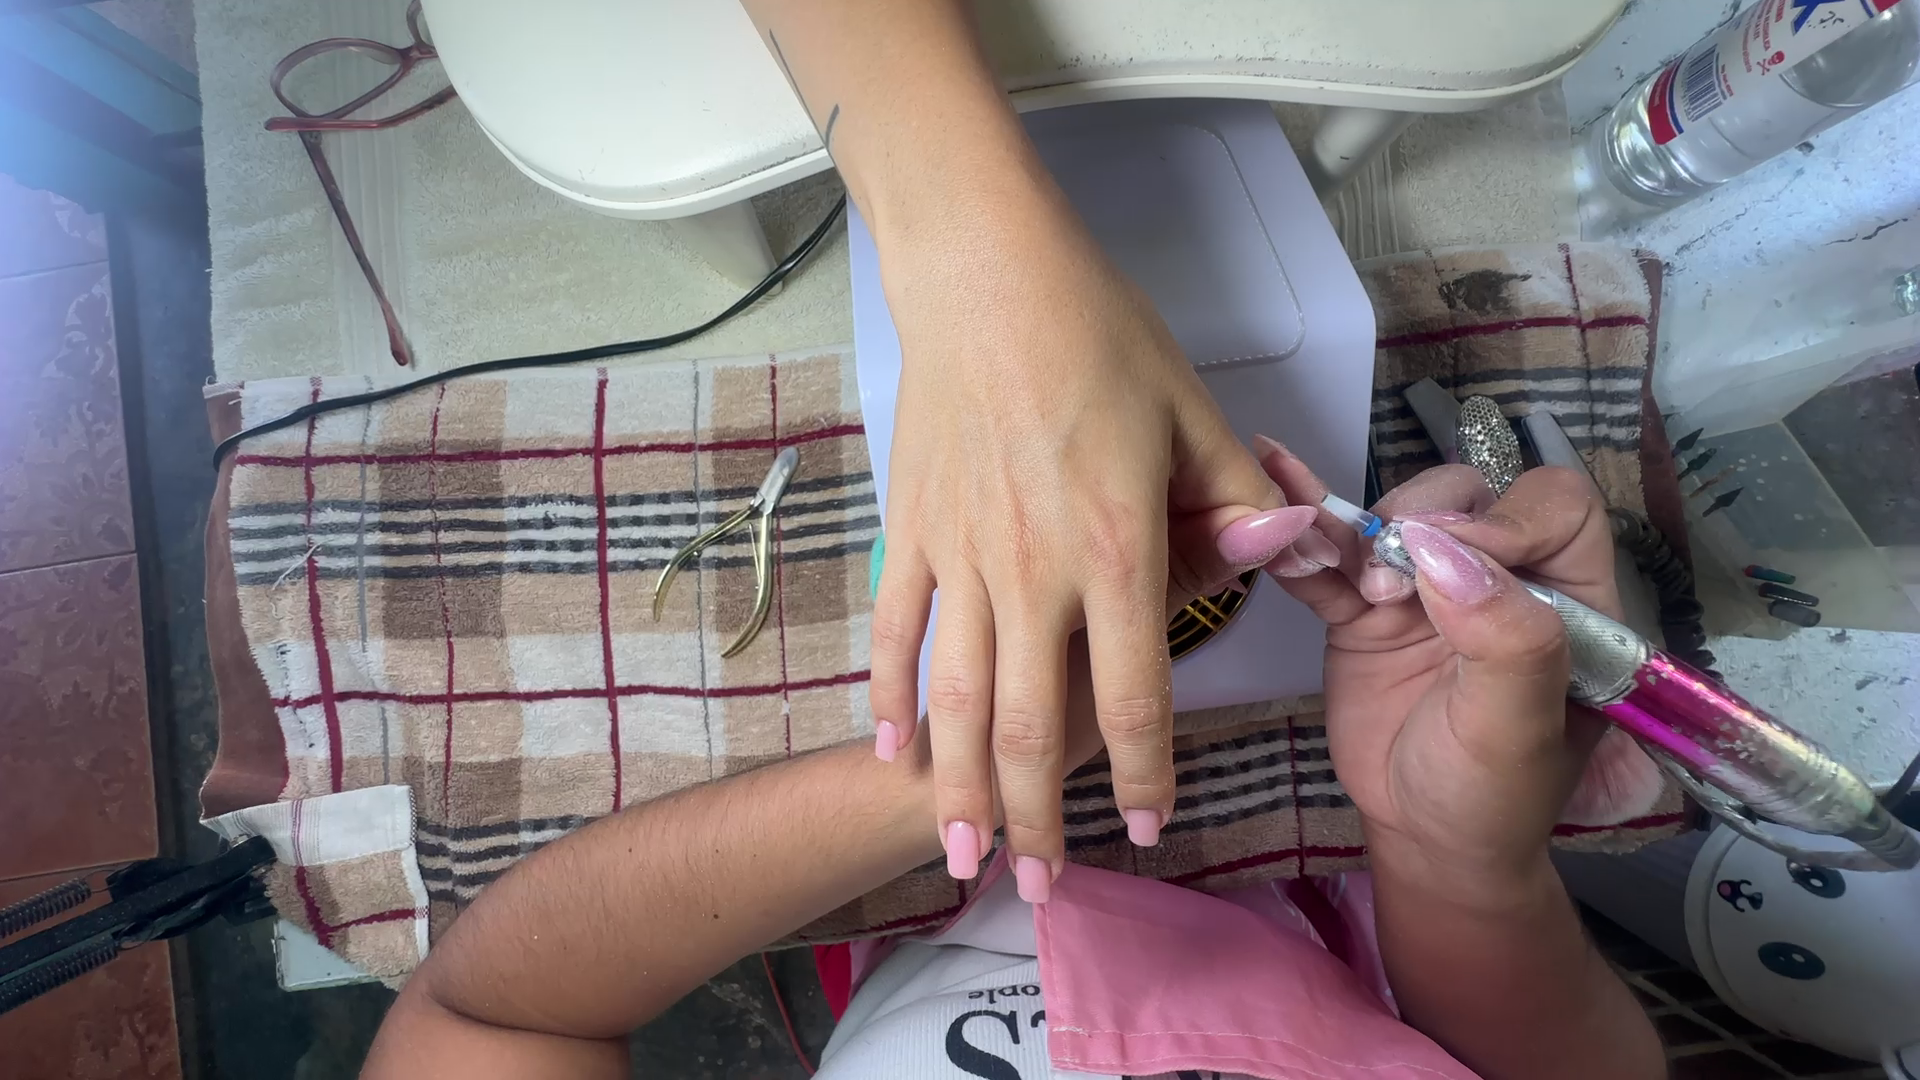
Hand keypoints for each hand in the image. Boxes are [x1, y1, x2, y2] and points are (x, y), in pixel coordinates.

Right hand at [869, 194, 1337, 900]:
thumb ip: (1230, 503)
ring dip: (961, 786)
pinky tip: (890, 752)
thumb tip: (1273, 562)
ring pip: (958, 698)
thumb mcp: (1191, 411)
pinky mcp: (910, 532)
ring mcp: (960, 558)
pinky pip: (894, 631)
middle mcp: (1034, 574)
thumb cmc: (1096, 337)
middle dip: (1041, 818)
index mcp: (1116, 548)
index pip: (1135, 698)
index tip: (1146, 832)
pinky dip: (890, 697)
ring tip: (960, 854)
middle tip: (1037, 891)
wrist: (986, 281)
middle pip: (1033, 726)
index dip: (1144, 777)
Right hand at [1253, 442, 1661, 903]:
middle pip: (1459, 500)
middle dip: (1415, 524)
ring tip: (1337, 580)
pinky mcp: (1358, 611)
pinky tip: (1276, 531)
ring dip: (1352, 533)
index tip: (1447, 561)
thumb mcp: (1513, 730)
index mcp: (1563, 600)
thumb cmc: (1488, 794)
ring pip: (1387, 520)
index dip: (1505, 518)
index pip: (1551, 511)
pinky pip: (1326, 566)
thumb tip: (1442, 549)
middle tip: (1385, 586)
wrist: (1417, 832)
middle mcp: (1491, 581)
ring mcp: (1418, 593)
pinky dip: (1299, 548)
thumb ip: (1503, 640)